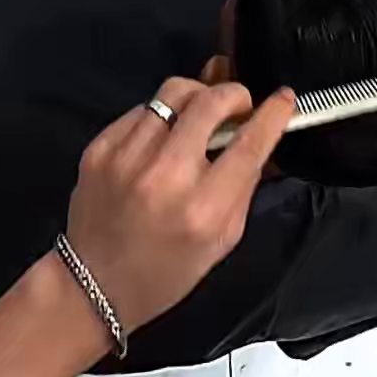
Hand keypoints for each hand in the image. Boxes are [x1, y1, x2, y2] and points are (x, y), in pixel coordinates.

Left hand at [64, 77, 295, 331]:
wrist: (93, 283)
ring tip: (199, 114)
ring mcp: (127, 156)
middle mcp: (165, 175)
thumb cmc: (167, 270)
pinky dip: (160, 116)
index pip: (248, 145)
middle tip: (239, 103)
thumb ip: (244, 186)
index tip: (284, 98)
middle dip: (234, 94)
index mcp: (202, 209)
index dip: (272, 115)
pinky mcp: (100, 146)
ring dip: (197, 97)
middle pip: (209, 102)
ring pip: (173, 93)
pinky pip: (142, 109)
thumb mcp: (222, 241)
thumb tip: (259, 136)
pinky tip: (160, 138)